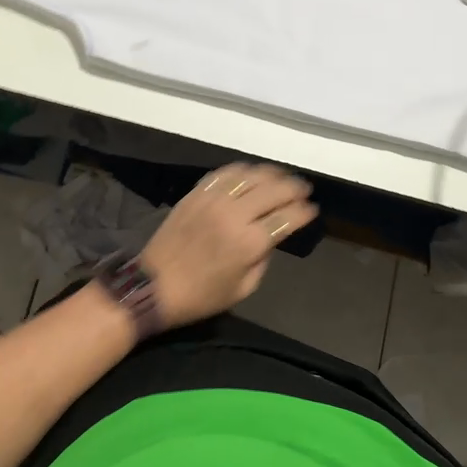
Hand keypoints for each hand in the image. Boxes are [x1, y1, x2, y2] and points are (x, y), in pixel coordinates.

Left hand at [138, 163, 317, 327]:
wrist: (154, 286)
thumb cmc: (201, 296)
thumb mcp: (243, 288)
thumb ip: (263, 260)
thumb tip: (270, 238)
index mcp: (249, 242)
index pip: (286, 218)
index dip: (304, 212)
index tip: (312, 209)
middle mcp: (234, 214)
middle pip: (273, 190)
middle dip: (293, 188)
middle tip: (304, 189)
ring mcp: (213, 199)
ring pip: (250, 175)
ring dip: (271, 174)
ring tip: (282, 177)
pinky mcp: (196, 194)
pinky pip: (224, 174)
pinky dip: (242, 170)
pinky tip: (251, 173)